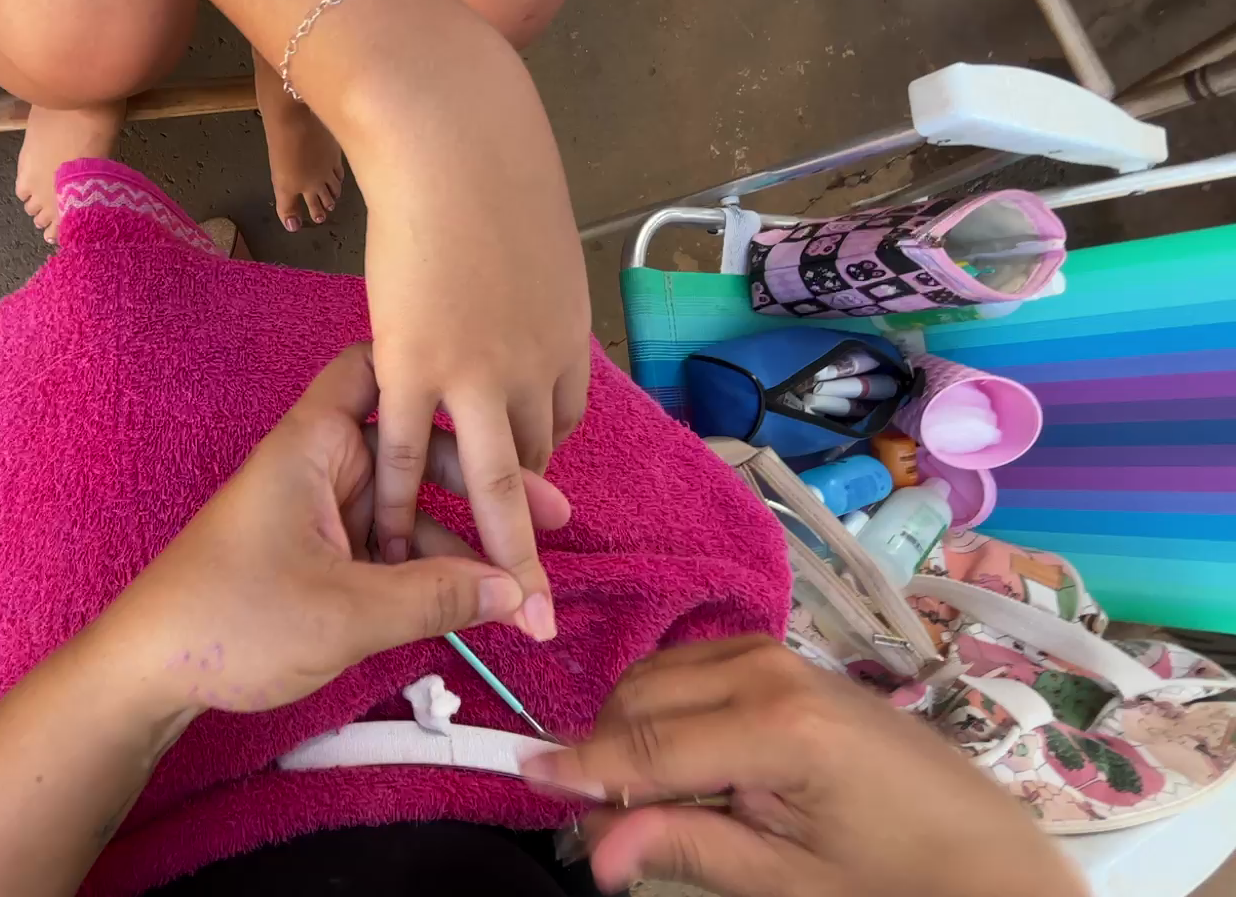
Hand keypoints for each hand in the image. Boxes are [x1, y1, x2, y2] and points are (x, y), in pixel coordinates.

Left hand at [97, 344, 571, 716]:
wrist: (152, 669)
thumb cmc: (235, 618)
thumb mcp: (345, 613)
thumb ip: (434, 597)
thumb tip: (518, 592)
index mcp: (314, 443)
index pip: (368, 371)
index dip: (425, 367)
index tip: (489, 386)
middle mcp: (323, 463)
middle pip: (411, 451)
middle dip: (478, 484)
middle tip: (552, 515)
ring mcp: (324, 509)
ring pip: (406, 506)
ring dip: (460, 542)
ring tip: (527, 584)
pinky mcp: (323, 551)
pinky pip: (387, 545)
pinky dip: (427, 569)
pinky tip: (476, 600)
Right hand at [341, 23, 591, 643]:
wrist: (455, 140)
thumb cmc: (492, 173)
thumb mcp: (535, 241)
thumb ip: (530, 290)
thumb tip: (514, 298)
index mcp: (564, 335)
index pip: (558, 417)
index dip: (535, 453)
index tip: (516, 474)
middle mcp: (537, 367)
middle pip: (535, 460)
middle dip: (532, 529)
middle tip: (536, 592)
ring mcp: (480, 372)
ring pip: (491, 479)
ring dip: (484, 542)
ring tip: (488, 600)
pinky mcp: (418, 367)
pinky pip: (411, 453)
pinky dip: (403, 505)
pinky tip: (391, 545)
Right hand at [522, 637, 1085, 896]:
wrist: (998, 855)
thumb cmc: (902, 885)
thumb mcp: (792, 884)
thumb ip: (685, 849)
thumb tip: (594, 853)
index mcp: (780, 725)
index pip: (650, 744)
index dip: (582, 765)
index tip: (523, 773)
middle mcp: (763, 666)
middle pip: (639, 698)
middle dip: (604, 751)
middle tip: (596, 812)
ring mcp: (766, 650)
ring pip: (652, 676)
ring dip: (627, 727)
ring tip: (641, 791)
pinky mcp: (768, 653)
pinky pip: (680, 669)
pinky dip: (656, 707)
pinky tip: (674, 753)